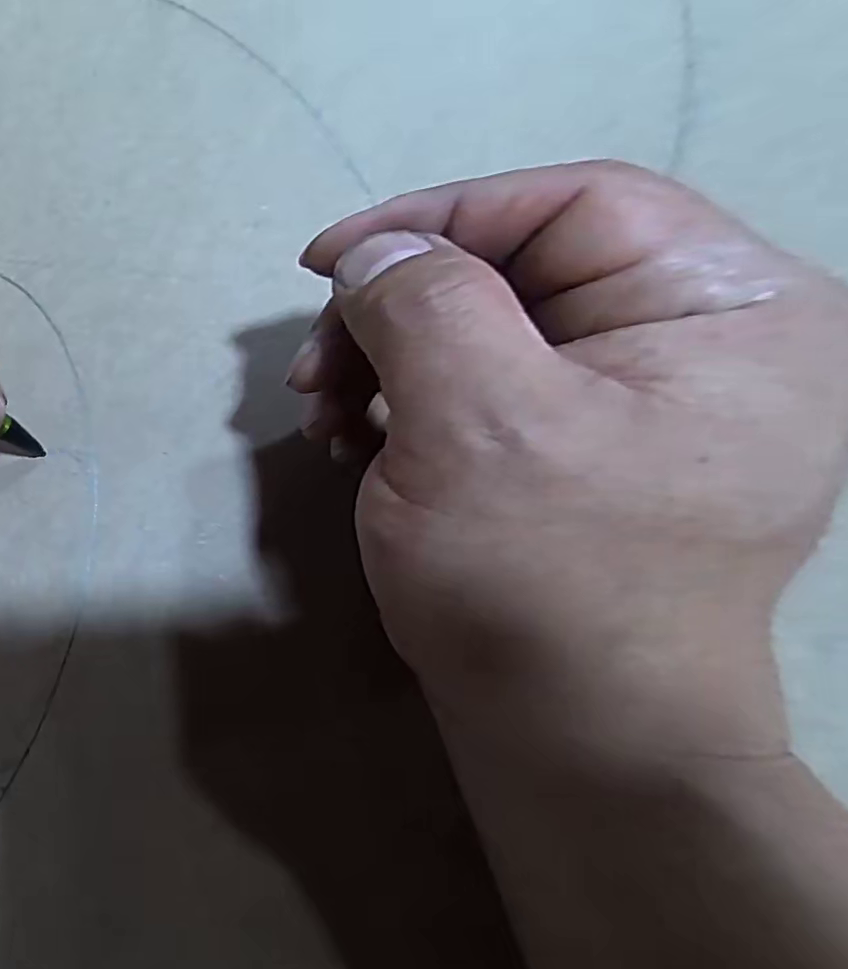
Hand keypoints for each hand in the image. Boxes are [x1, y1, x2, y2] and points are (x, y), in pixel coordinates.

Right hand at [293, 161, 847, 753]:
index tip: (320, 263)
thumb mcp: (472, 422)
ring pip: (471, 335)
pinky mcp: (556, 452)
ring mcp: (615, 404)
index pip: (564, 206)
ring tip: (321, 418)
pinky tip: (352, 441)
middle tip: (307, 373)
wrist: (560, 711)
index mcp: (713, 308)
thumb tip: (369, 250)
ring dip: (375, 364)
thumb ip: (423, 310)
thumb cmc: (530, 567)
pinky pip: (465, 392)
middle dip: (386, 313)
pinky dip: (394, 405)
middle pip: (505, 273)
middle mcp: (679, 342)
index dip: (432, 218)